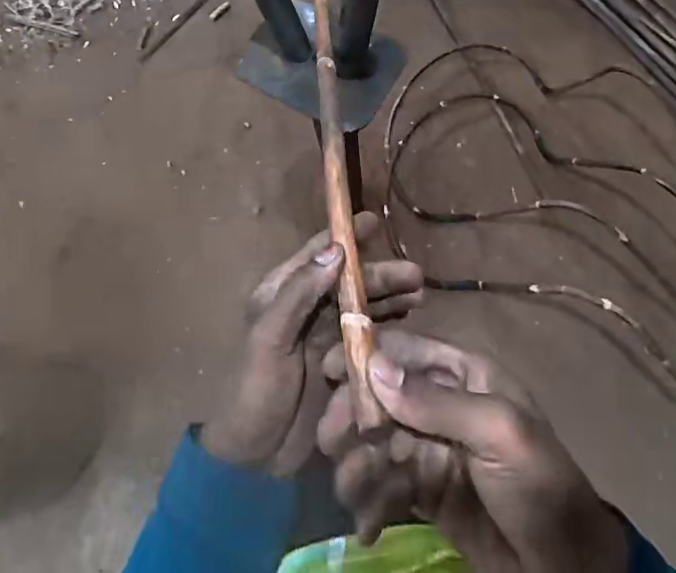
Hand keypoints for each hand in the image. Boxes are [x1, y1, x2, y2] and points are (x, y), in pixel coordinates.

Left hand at [201, 210, 424, 474]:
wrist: (254, 454)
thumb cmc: (255, 387)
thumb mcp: (270, 336)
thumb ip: (299, 292)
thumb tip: (335, 248)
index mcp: (281, 293)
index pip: (317, 255)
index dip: (344, 237)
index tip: (372, 221)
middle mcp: (303, 308)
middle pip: (347, 282)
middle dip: (379, 275)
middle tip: (416, 274)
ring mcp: (322, 337)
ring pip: (360, 307)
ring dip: (388, 299)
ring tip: (421, 296)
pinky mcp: (338, 366)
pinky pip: (366, 338)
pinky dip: (388, 328)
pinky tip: (410, 326)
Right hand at [318, 330, 626, 572]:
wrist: (569, 572)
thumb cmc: (541, 487)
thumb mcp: (499, 433)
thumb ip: (435, 401)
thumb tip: (373, 366)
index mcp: (463, 375)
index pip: (404, 350)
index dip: (364, 355)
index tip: (329, 372)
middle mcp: (440, 402)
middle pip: (380, 395)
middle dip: (352, 417)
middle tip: (330, 442)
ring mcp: (429, 446)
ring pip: (375, 440)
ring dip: (356, 464)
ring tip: (350, 490)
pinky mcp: (423, 488)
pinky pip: (382, 482)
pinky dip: (368, 499)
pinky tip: (366, 523)